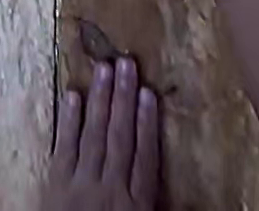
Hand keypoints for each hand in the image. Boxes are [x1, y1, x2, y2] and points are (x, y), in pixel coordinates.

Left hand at [43, 58, 159, 210]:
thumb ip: (169, 208)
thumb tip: (205, 199)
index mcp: (135, 206)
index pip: (146, 158)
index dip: (149, 124)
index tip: (150, 93)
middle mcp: (110, 191)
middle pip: (120, 138)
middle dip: (123, 99)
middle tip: (126, 62)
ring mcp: (80, 189)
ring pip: (94, 137)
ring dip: (100, 101)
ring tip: (104, 67)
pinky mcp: (54, 190)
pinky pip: (62, 151)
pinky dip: (68, 123)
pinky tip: (72, 96)